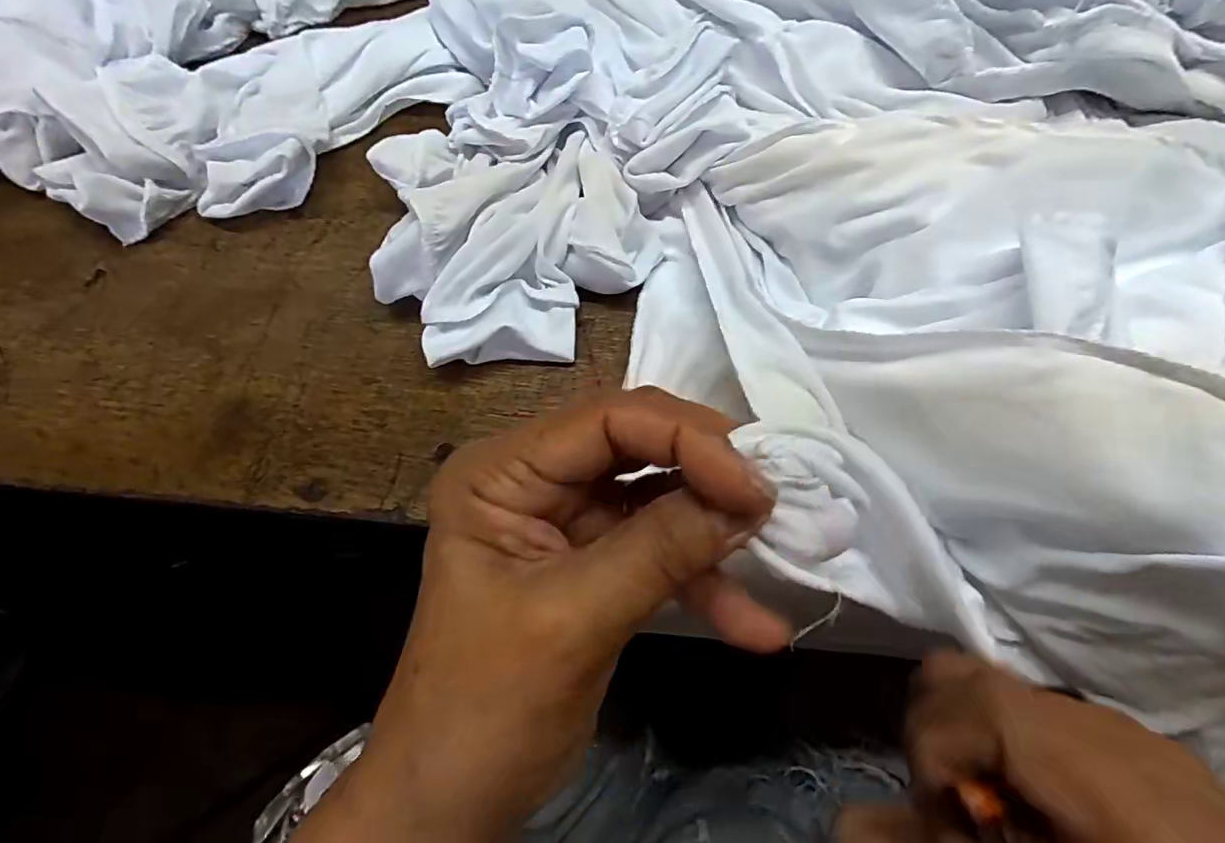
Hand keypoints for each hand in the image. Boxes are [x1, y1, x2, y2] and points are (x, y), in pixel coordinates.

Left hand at [292, 388, 790, 842]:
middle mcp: (537, 476)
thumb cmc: (484, 710)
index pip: (610, 419)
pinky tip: (755, 625)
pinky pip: (663, 548)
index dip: (688, 440)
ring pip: (661, 493)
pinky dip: (707, 583)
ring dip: (717, 526)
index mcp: (504, 470)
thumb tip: (750, 501)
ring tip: (775, 543)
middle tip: (769, 498)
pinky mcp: (599, 558)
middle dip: (708, 472)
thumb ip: (662, 550)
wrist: (450, 806)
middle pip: (642, 444)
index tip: (753, 485)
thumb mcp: (573, 621)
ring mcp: (571, 516)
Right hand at [838, 651, 1224, 842]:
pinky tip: (1046, 815)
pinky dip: (1021, 756)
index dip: (930, 744)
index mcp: (1089, 764)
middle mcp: (1103, 726)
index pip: (974, 695)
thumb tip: (848, 820)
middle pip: (971, 672)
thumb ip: (950, 837)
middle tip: (955, 806)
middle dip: (936, 730)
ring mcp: (1129, 732)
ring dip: (976, 743)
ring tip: (997, 814)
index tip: (941, 814)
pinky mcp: (1149, 750)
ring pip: (1006, 690)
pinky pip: (1052, 720)